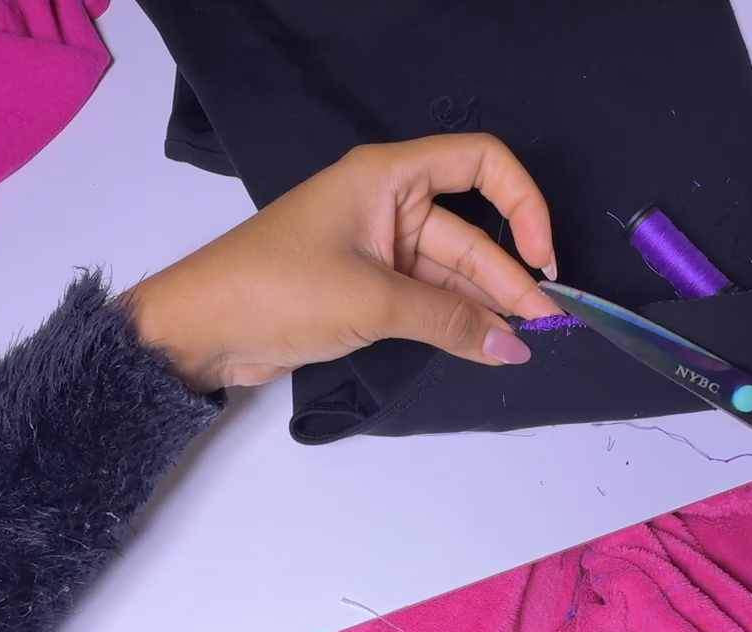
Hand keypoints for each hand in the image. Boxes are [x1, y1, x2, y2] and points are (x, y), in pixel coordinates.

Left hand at [128, 134, 561, 391]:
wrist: (204, 331)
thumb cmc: (278, 289)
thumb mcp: (373, 300)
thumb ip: (449, 321)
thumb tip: (513, 348)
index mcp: (388, 177)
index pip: (479, 164)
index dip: (522, 204)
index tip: (543, 256)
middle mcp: (389, 207)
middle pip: (469, 235)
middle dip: (509, 280)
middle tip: (547, 325)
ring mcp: (379, 252)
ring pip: (450, 275)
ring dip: (485, 309)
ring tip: (525, 343)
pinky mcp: (368, 292)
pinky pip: (426, 302)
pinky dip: (454, 324)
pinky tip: (487, 346)